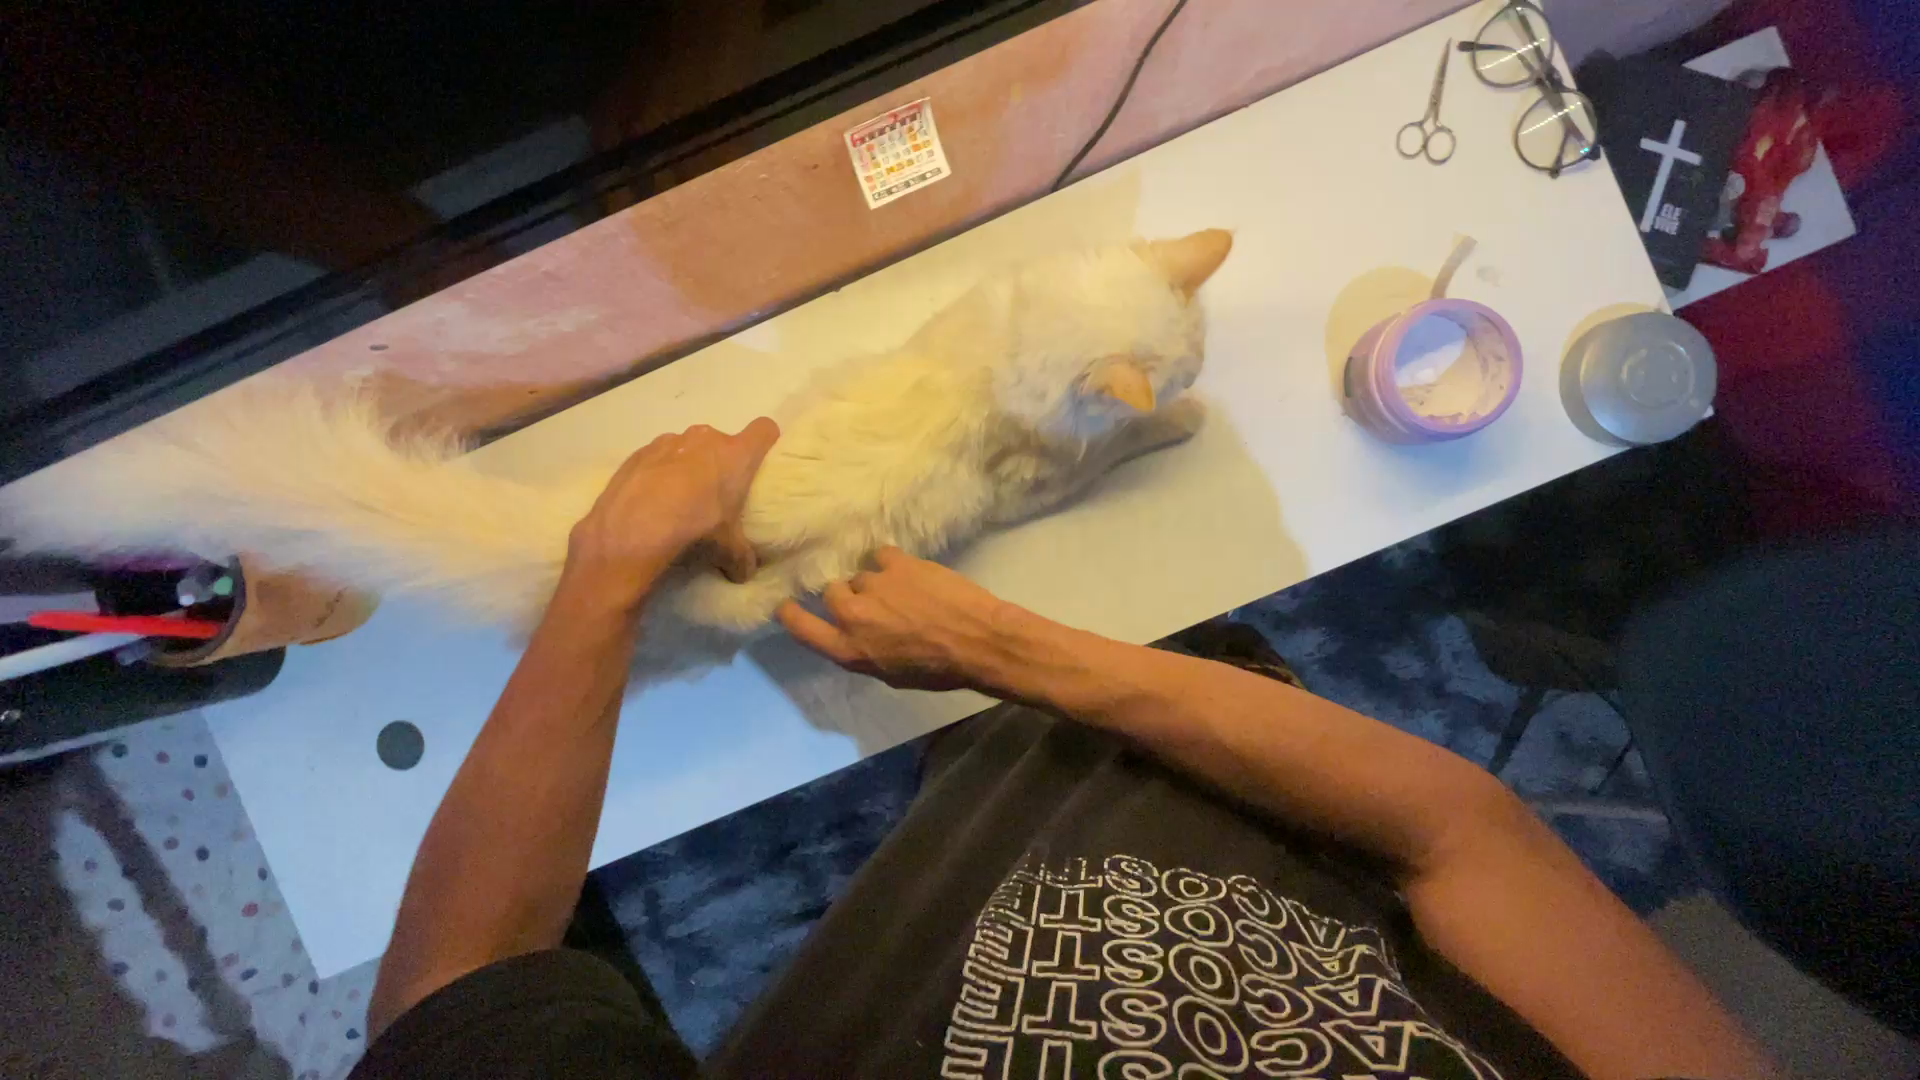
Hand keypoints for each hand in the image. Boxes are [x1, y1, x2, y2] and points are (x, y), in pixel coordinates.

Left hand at [564, 418, 779, 611]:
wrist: (633, 527)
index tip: (758, 462)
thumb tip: (744, 573)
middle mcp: (706, 438)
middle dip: (721, 462)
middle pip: (722, 441)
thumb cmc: (695, 526)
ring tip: (678, 497)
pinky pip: (659, 456)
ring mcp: (670, 441)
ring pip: (689, 447)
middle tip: (714, 492)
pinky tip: (652, 497)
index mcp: (737, 455)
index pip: (764, 429)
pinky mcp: (640, 451)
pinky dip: (659, 471)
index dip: (765, 442)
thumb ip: (741, 557)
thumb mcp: (726, 548)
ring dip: (689, 465)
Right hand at [776, 548, 1030, 692]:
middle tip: (876, 605)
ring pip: (861, 575)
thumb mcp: (891, 674)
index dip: (790, 615)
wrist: (979, 641)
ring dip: (876, 582)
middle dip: (848, 596)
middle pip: (832, 592)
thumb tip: (854, 634)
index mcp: (850, 650)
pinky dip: (892, 563)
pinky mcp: (896, 562)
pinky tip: (911, 574)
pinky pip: (881, 555)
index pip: (802, 628)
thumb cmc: (938, 669)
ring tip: (905, 593)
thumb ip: (862, 651)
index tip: (786, 606)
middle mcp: (853, 615)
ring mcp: (874, 584)